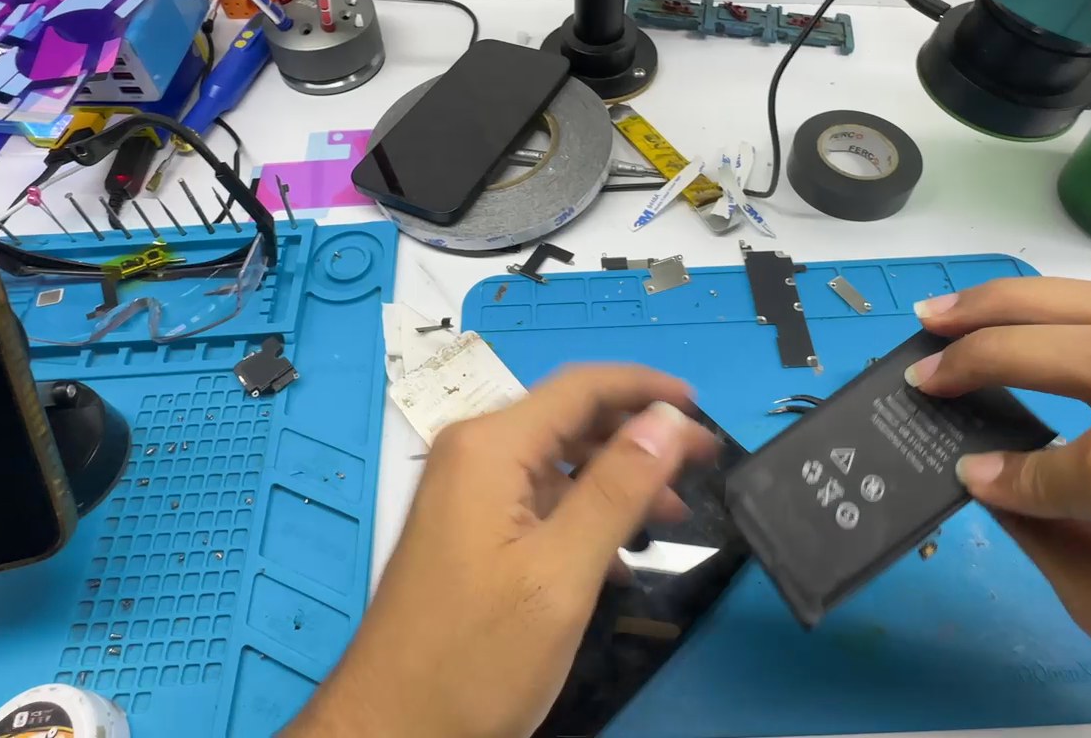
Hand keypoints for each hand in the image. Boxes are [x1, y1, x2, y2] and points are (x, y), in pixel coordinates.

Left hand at [285, 365, 716, 737]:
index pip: (580, 387)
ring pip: (556, 460)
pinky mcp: (469, 524)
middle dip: (637, 434)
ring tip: (673, 511)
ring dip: (615, 477)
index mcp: (490, 445)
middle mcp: (474, 451)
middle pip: (569, 419)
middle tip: (701, 461)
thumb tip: (668, 417)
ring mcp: (467, 489)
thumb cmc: (476, 655)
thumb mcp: (561, 573)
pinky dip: (583, 512)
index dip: (644, 387)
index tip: (700, 405)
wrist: (389, 731)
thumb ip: (618, 489)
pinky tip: (619, 555)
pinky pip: (536, 497)